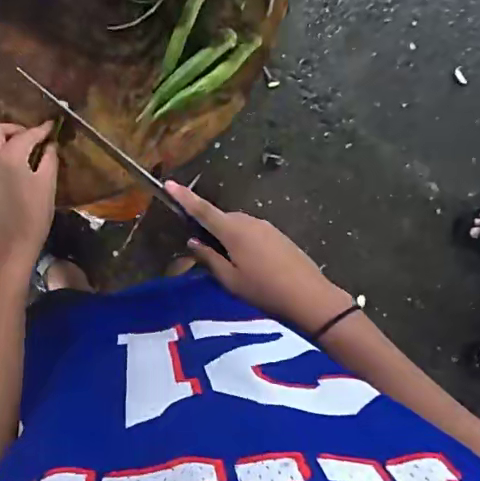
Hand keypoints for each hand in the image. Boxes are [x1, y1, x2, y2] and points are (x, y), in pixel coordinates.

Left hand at [0, 122, 57, 268]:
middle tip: (32, 137)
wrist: (8, 245)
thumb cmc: (32, 216)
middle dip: (14, 129)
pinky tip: (13, 165)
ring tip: (23, 150)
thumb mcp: (47, 185)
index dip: (41, 130)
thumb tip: (49, 145)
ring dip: (3, 140)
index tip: (51, 126)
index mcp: (8, 156)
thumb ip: (49, 159)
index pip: (26, 134)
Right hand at [166, 182, 353, 334]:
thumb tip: (193, 242)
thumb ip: (209, 258)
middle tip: (200, 252)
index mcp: (233, 231)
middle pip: (220, 218)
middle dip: (207, 228)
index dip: (184, 197)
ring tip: (226, 264)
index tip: (169, 183)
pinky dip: (241, 241)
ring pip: (236, 226)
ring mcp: (265, 227)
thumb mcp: (229, 280)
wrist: (309, 297)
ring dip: (226, 237)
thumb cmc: (264, 290)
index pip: (203, 210)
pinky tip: (246, 263)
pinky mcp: (277, 235)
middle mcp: (249, 222)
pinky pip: (250, 232)